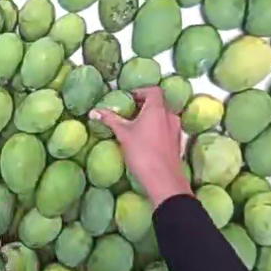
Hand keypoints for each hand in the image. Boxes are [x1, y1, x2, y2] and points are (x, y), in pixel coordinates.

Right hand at [94, 87, 193, 207]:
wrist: (164, 180)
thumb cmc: (142, 152)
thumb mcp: (123, 134)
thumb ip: (109, 119)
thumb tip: (93, 111)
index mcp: (157, 109)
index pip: (153, 90)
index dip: (141, 91)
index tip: (129, 99)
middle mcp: (170, 116)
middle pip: (159, 103)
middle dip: (144, 105)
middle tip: (129, 112)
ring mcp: (176, 129)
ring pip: (163, 116)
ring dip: (151, 117)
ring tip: (136, 126)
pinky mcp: (177, 142)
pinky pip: (167, 128)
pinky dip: (157, 128)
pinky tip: (146, 140)